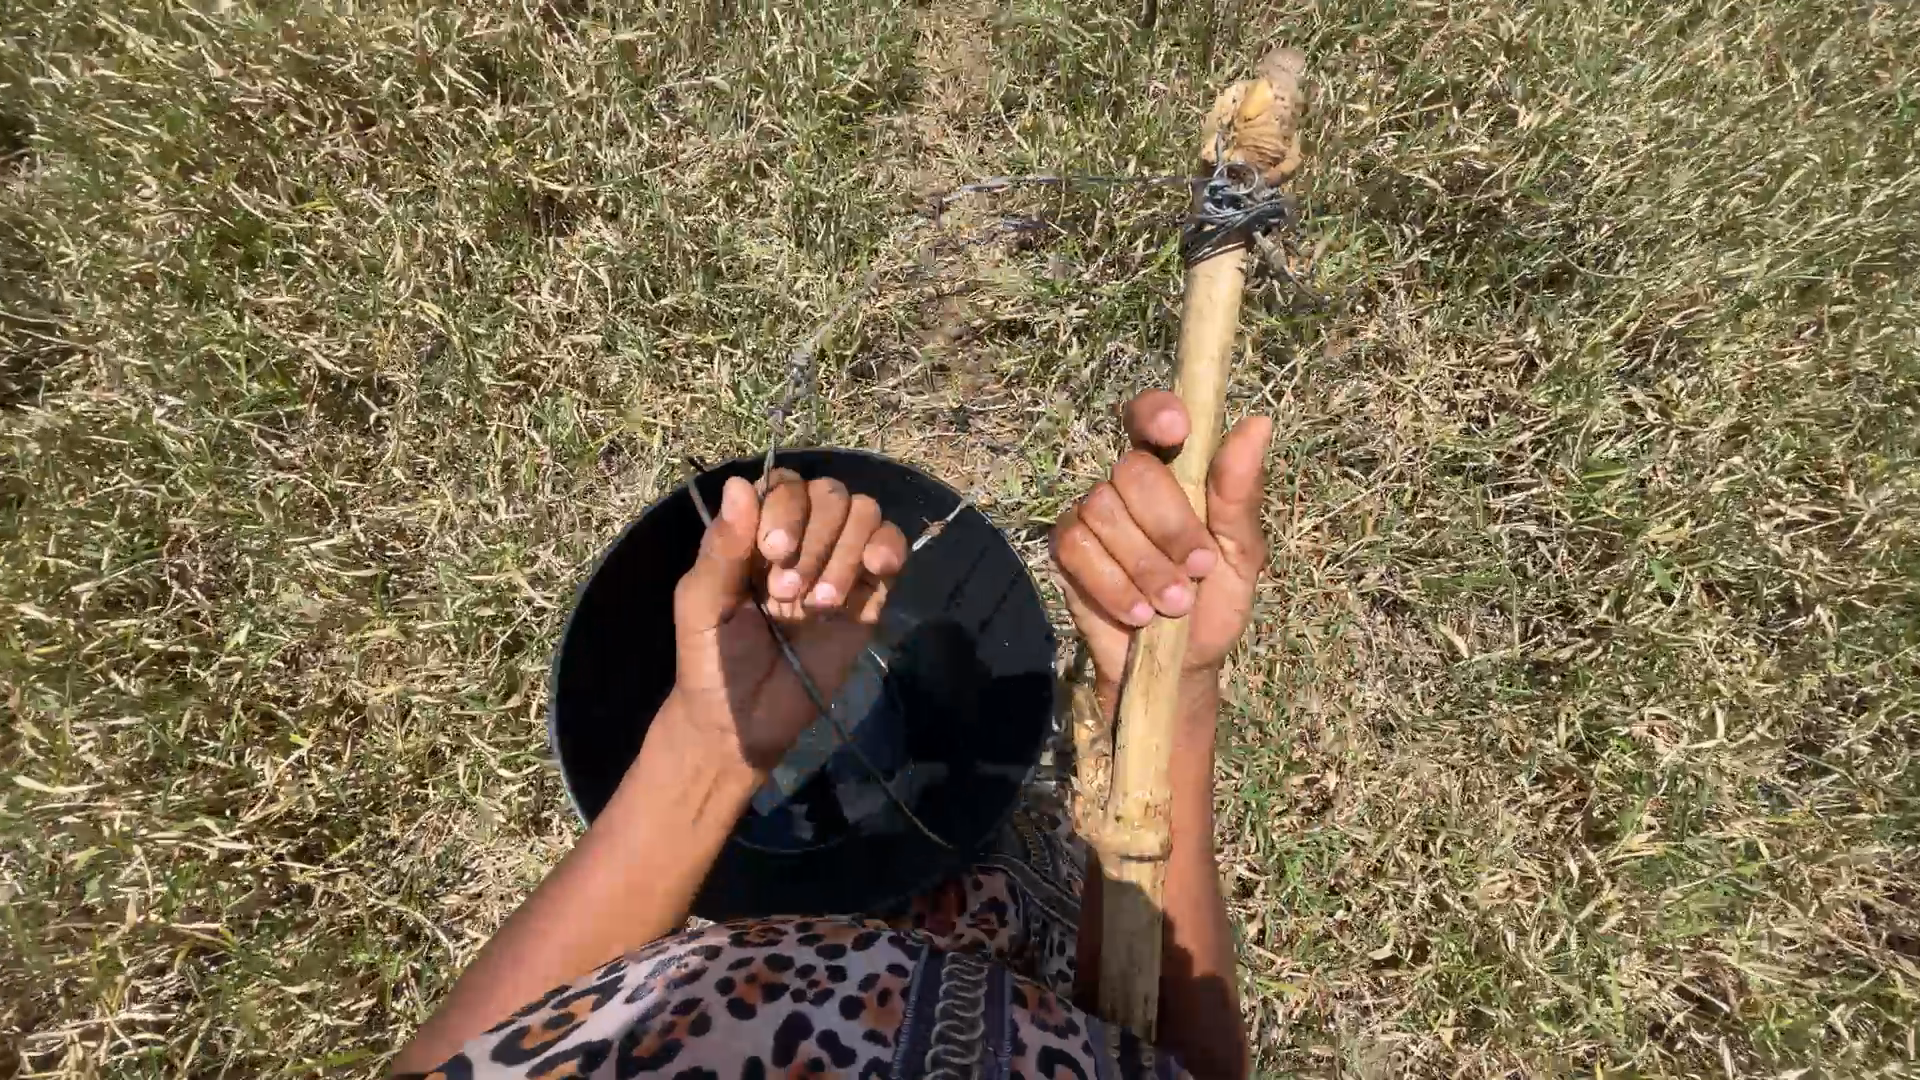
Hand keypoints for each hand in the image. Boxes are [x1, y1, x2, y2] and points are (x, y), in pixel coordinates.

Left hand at [667, 469, 906, 772]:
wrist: (747, 722)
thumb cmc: (713, 659)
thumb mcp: (701, 603)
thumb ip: (722, 546)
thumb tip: (739, 483)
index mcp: (757, 532)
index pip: (786, 485)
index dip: (786, 508)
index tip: (770, 554)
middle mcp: (803, 538)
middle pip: (830, 494)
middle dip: (813, 539)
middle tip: (786, 593)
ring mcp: (840, 563)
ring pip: (864, 514)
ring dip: (844, 552)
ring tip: (819, 605)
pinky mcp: (871, 594)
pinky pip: (893, 548)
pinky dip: (888, 548)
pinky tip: (875, 572)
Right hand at [1050, 390, 1272, 689]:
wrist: (1180, 665)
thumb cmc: (1215, 602)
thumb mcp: (1242, 553)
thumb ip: (1239, 494)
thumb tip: (1259, 423)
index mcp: (1173, 474)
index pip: (1148, 418)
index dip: (1155, 413)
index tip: (1175, 433)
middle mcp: (1125, 487)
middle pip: (1132, 471)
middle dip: (1169, 526)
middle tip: (1198, 570)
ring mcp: (1089, 516)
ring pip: (1103, 512)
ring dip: (1145, 566)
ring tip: (1172, 604)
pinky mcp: (1064, 550)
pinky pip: (1078, 549)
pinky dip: (1114, 586)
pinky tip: (1139, 612)